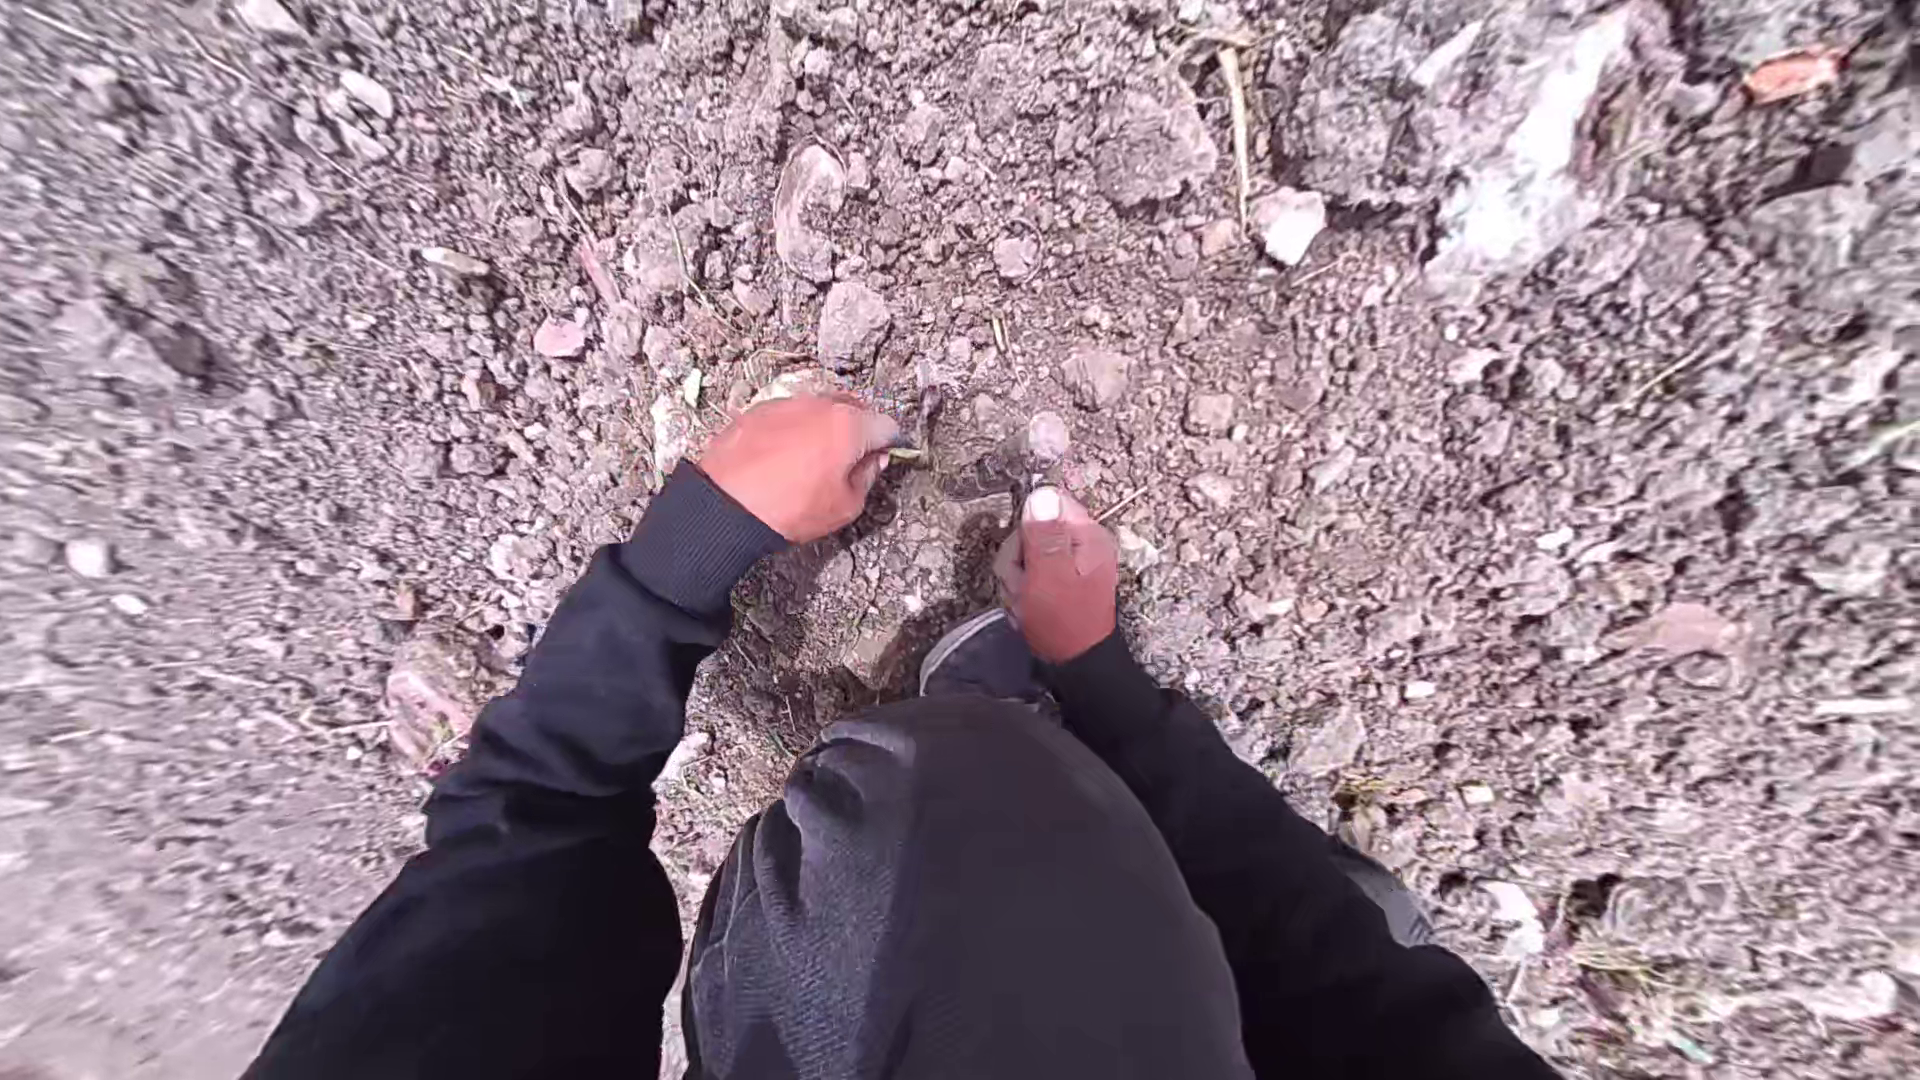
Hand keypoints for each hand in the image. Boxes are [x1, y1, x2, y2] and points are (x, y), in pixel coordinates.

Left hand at [696, 394, 899, 542]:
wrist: (726, 506)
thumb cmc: (788, 508)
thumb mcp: (845, 506)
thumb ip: (867, 477)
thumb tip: (873, 462)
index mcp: (850, 426)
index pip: (887, 425)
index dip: (891, 443)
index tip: (885, 456)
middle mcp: (820, 405)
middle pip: (855, 409)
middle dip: (861, 430)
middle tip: (854, 459)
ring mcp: (787, 404)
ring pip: (821, 409)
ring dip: (827, 428)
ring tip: (816, 460)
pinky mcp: (759, 410)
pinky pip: (791, 415)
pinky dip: (796, 430)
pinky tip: (788, 457)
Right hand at [994, 487, 1118, 662]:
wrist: (1074, 663)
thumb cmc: (1064, 621)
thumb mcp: (1049, 576)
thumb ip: (1044, 535)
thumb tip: (1041, 494)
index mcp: (1088, 536)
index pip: (1049, 505)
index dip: (1028, 526)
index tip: (1026, 552)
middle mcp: (1080, 544)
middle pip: (1030, 529)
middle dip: (1018, 559)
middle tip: (1025, 585)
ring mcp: (1067, 562)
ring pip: (1022, 553)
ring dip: (1016, 579)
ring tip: (1026, 601)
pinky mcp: (1055, 579)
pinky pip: (1026, 572)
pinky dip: (1020, 590)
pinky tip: (1026, 606)